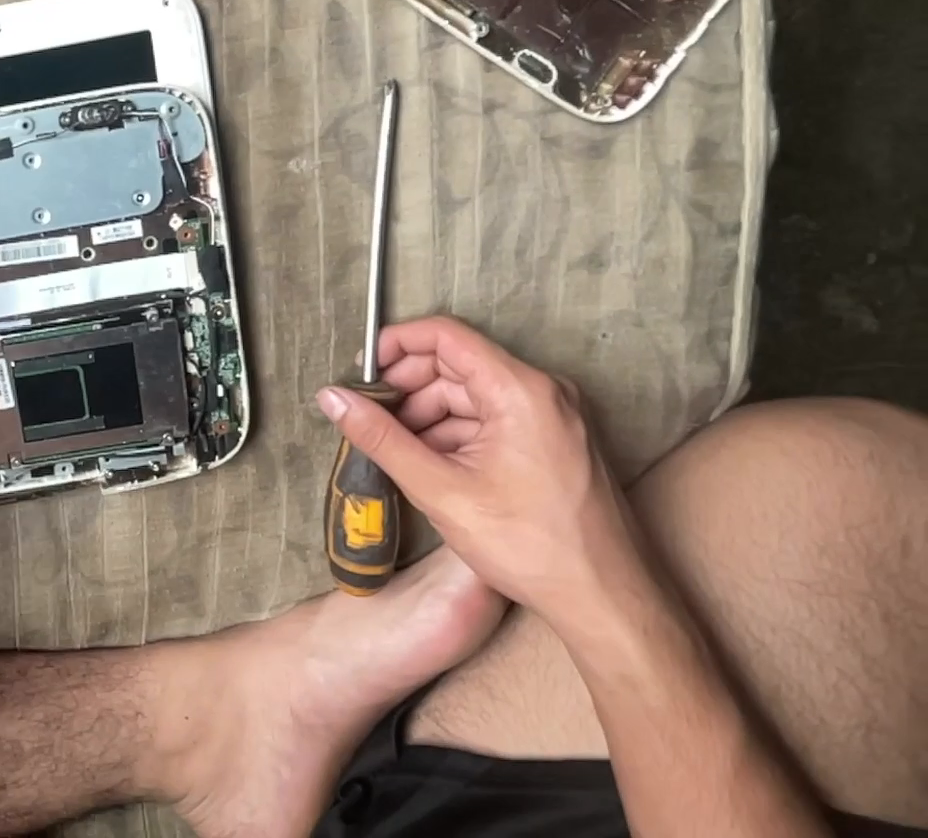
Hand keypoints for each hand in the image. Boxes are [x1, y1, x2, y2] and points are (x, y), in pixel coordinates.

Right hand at [316, 316, 644, 630]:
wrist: (607, 602)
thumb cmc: (531, 546)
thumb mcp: (439, 489)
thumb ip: (379, 437)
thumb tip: (331, 397)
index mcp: (520, 391)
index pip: (445, 336)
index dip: (394, 345)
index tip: (359, 373)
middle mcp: (541, 392)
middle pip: (453, 364)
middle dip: (403, 386)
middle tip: (367, 418)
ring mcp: (549, 415)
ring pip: (466, 393)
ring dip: (422, 414)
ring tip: (392, 449)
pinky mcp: (548, 439)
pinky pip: (486, 417)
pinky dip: (448, 432)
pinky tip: (425, 463)